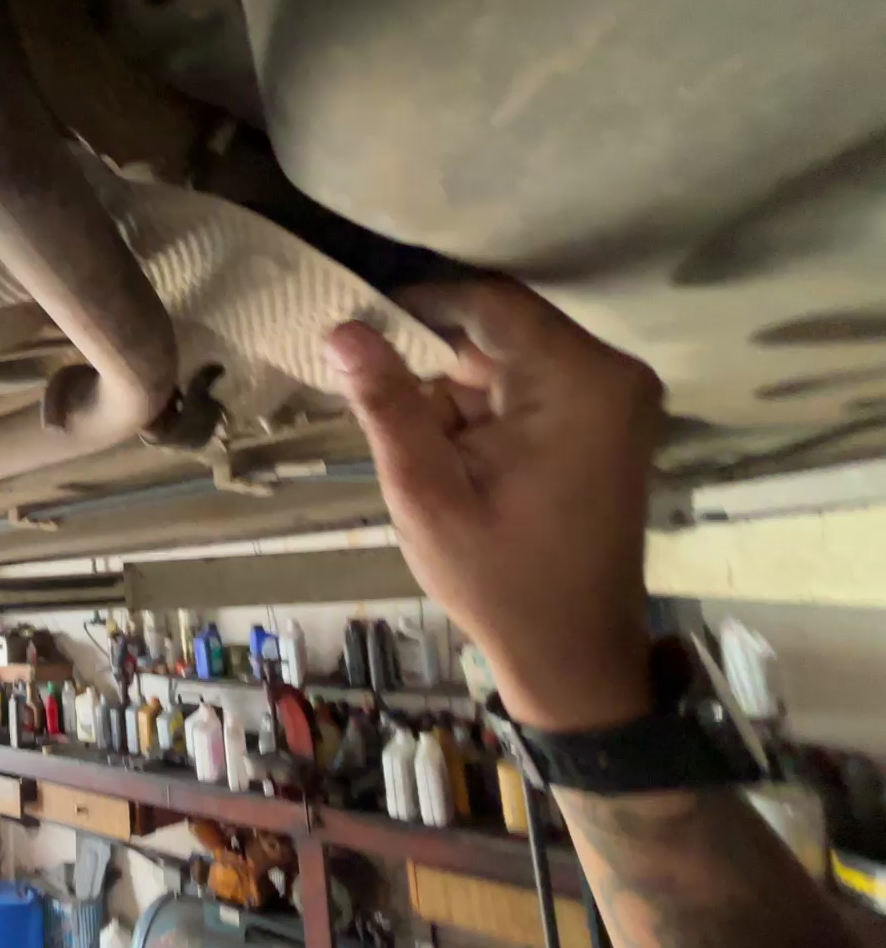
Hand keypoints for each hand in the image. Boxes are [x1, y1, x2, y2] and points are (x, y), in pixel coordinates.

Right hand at [323, 278, 663, 731]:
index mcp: (576, 382)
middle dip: (428, 373)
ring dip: (446, 401)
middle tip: (388, 430)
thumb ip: (384, 403)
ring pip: (498, 363)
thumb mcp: (422, 487)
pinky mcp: (597, 422)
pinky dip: (471, 417)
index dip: (413, 304)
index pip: (486, 302)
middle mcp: (608, 375)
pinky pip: (517, 390)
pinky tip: (454, 468)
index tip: (350, 329)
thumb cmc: (493, 572)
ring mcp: (609, 399)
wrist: (566, 645)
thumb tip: (339, 330)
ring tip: (428, 467)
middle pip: (492, 334)